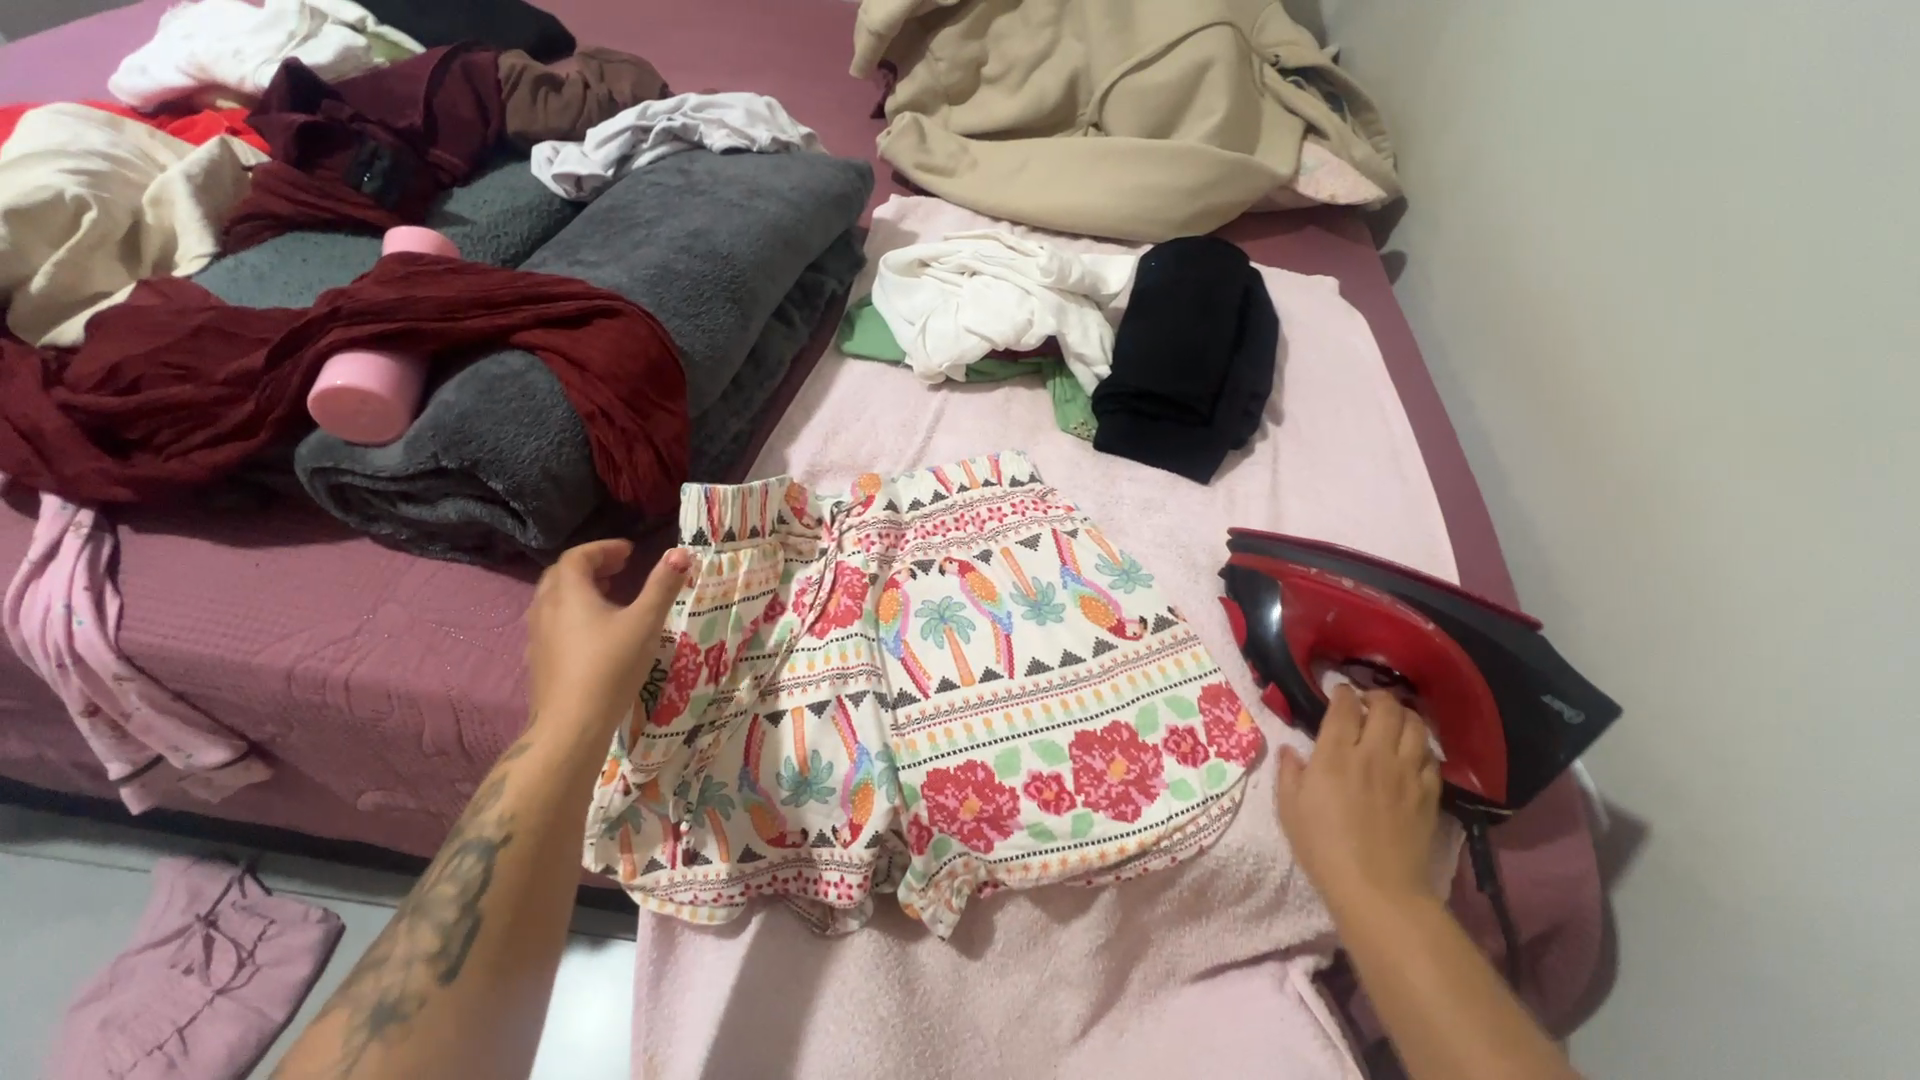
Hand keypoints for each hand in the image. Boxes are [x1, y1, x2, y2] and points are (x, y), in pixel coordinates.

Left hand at [525, 541, 689, 735]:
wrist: (572, 725)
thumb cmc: (611, 667)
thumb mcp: (645, 623)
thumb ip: (662, 586)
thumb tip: (680, 553)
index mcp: (569, 593)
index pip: (578, 557)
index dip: (603, 549)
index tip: (629, 552)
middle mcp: (546, 608)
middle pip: (561, 575)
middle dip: (591, 566)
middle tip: (620, 569)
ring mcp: (538, 636)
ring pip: (554, 600)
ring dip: (580, 590)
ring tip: (608, 597)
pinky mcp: (539, 660)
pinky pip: (553, 623)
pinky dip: (572, 614)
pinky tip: (593, 634)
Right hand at [1276, 685, 1441, 914]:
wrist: (1376, 888)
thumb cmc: (1322, 848)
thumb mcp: (1289, 809)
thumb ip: (1289, 774)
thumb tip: (1290, 751)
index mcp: (1335, 755)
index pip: (1343, 707)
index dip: (1341, 693)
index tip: (1338, 693)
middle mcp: (1373, 754)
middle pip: (1385, 707)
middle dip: (1376, 697)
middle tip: (1367, 702)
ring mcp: (1406, 772)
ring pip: (1415, 725)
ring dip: (1404, 715)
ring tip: (1395, 720)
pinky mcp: (1429, 793)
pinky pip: (1432, 758)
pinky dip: (1422, 747)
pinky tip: (1413, 754)